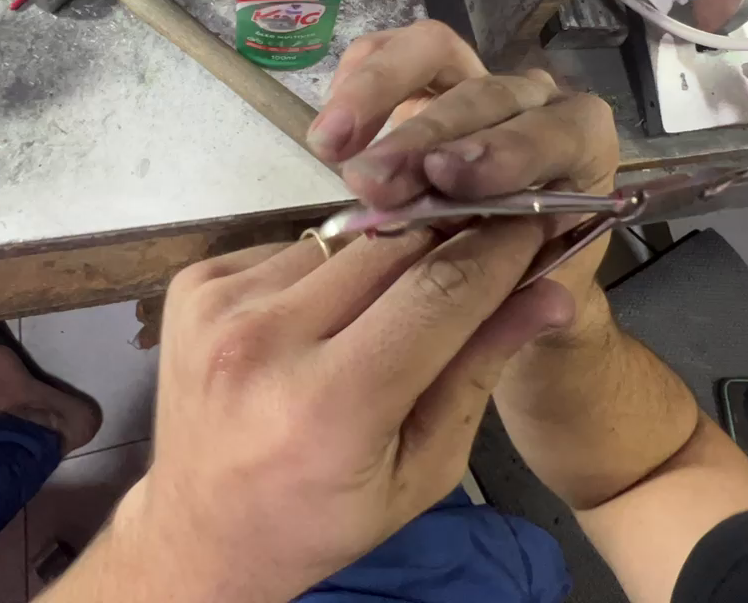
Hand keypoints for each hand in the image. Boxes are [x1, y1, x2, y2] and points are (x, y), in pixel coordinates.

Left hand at [62, 221, 574, 602]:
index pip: (440, 291)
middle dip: (450, 237)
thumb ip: (481, 370)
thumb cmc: (323, 517)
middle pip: (393, 245)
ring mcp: (220, 303)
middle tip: (484, 240)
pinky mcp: (196, 281)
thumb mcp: (422, 468)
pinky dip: (328, 266)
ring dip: (385, 254)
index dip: (498, 248)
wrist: (199, 529)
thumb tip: (551, 292)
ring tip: (386, 304)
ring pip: (346, 238)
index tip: (535, 219)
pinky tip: (323, 312)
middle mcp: (264, 341)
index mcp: (328, 406)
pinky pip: (295, 246)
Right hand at [306, 20, 619, 305]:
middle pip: (483, 93)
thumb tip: (492, 290)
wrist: (505, 268)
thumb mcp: (532, 293)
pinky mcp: (426, 79)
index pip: (557, 132)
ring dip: (377, 93)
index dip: (503, 149)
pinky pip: (392, 50)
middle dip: (422, 133)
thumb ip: (517, 285)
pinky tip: (330, 124)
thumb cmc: (525, 281)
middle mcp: (533, 103)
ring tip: (328, 143)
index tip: (444, 176)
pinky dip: (358, 75)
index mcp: (580, 149)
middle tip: (368, 180)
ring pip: (435, 53)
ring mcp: (476, 82)